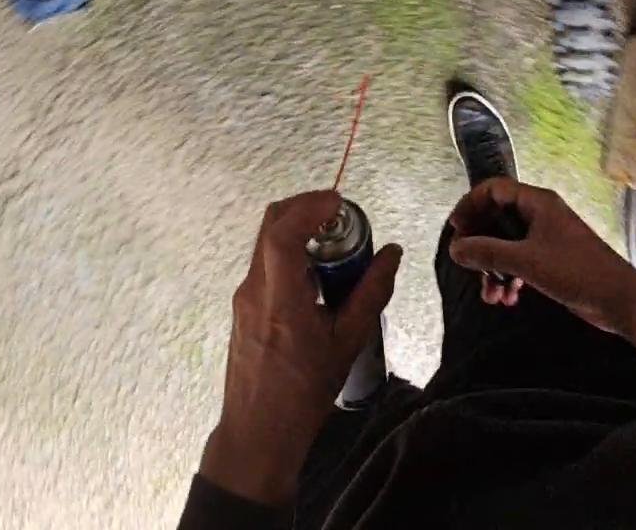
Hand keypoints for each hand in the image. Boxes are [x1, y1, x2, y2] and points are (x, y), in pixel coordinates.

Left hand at [200, 190, 402, 506]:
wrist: (257, 434)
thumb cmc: (304, 394)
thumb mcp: (347, 343)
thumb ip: (371, 293)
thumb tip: (392, 253)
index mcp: (279, 299)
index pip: (281, 234)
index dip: (308, 207)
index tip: (338, 201)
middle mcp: (254, 288)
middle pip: (270, 224)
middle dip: (304, 207)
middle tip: (338, 211)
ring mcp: (244, 295)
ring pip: (266, 240)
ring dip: (298, 228)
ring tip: (333, 240)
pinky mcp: (244, 304)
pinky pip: (266, 261)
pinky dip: (291, 250)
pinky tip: (317, 271)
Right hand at [448, 179, 635, 349]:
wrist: (620, 301)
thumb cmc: (575, 271)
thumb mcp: (526, 261)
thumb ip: (488, 252)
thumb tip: (454, 248)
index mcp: (537, 202)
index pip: (494, 189)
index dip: (471, 204)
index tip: (457, 228)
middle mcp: (540, 214)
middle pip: (497, 218)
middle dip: (480, 244)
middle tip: (466, 262)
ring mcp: (546, 238)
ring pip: (506, 244)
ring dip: (493, 268)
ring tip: (489, 295)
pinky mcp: (550, 260)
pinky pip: (519, 261)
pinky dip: (509, 277)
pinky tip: (506, 299)